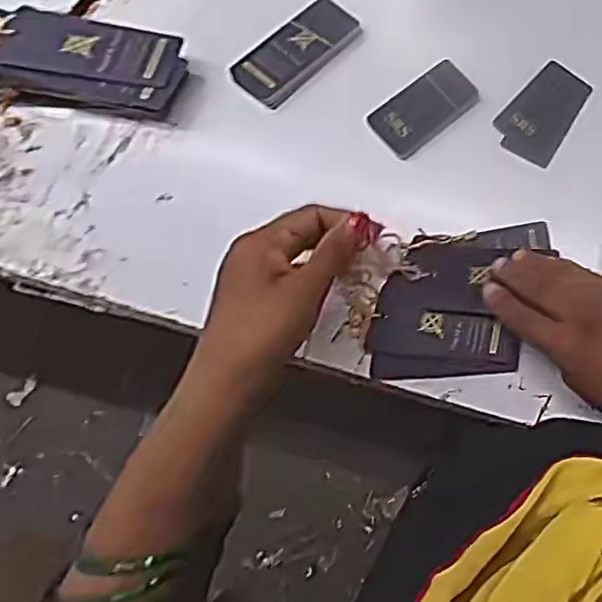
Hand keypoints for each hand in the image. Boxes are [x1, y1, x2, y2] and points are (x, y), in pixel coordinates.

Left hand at [188, 204, 370, 407]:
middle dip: (342, 238)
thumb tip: (355, 223)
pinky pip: (297, 271)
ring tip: (357, 269)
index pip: (313, 215)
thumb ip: (334, 251)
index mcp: (259, 243)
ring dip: (333, 257)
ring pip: (304, 252)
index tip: (374, 235)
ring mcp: (254, 276)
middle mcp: (252, 254)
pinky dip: (320, 274)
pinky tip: (333, 288)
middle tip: (371, 251)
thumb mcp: (306, 288)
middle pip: (308, 230)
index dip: (347, 222)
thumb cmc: (255, 339)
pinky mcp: (260, 297)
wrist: (227, 385)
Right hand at [482, 251, 601, 443]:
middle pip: (538, 287)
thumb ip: (556, 352)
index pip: (524, 316)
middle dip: (514, 275)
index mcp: (566, 344)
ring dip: (536, 265)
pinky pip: (582, 273)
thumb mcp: (578, 381)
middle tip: (496, 266)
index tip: (488, 290)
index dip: (502, 302)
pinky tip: (554, 263)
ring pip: (560, 274)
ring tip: (517, 258)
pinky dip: (564, 266)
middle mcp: (581, 315)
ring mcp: (601, 298)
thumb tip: (545, 332)